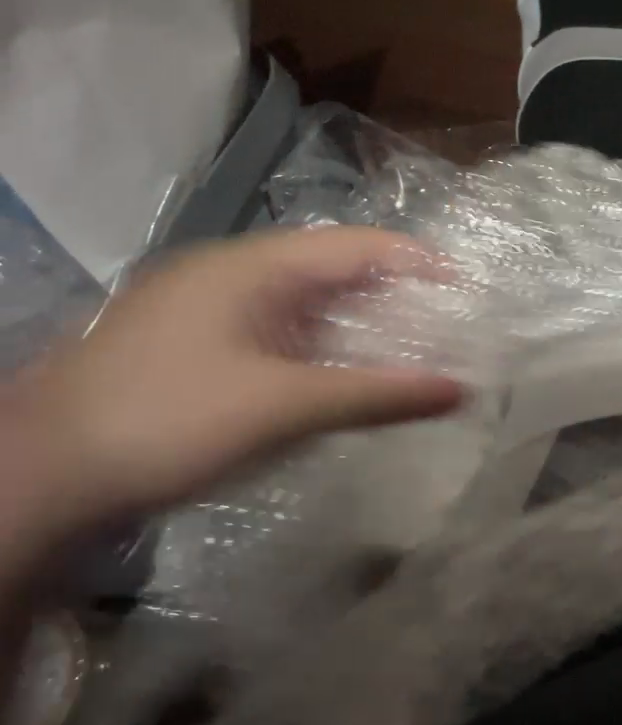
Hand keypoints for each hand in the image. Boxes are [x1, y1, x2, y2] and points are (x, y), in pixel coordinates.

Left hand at [3, 228, 464, 535]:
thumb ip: (380, 394)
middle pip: (339, 273)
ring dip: (373, 331)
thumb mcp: (285, 407)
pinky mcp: (206, 351)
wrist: (37, 477)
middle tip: (460, 333)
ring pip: (315, 308)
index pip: (355, 246)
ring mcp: (213, 315)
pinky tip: (365, 382)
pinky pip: (292, 337)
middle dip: (404, 299)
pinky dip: (338, 353)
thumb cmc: (165, 421)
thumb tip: (463, 390)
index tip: (474, 296)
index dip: (420, 263)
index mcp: (247, 270)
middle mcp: (231, 279)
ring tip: (427, 359)